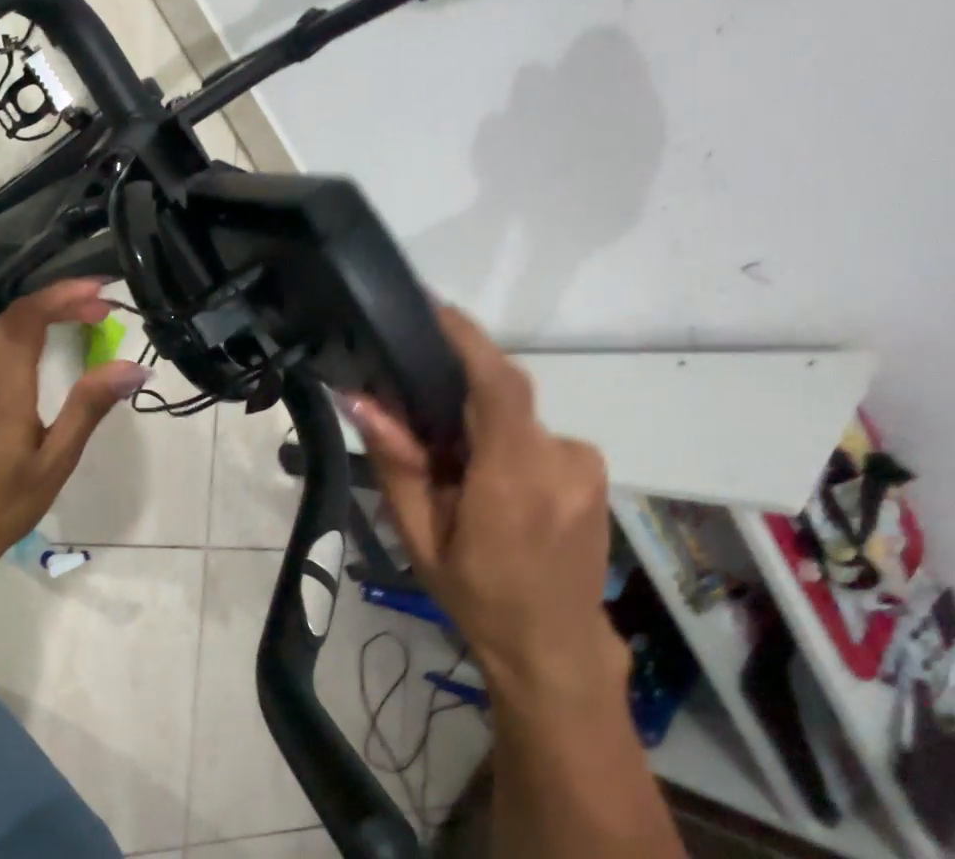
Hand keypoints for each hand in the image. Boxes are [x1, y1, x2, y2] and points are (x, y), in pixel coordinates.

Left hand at [0, 280, 150, 570]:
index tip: (101, 293)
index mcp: (3, 388)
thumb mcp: (57, 461)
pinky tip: (40, 345)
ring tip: (78, 319)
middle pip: (12, 315)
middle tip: (99, 306)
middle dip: (56, 300)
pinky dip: (17, 331)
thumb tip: (132, 366)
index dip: (63, 296)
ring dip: (36, 313)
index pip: (28, 318)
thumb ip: (89, 407)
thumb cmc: (7, 503)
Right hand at [345, 307, 627, 701]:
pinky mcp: (593, 471)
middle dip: (454, 395)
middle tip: (410, 421)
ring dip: (477, 427)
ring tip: (447, 471)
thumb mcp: (419, 535)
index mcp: (516, 481)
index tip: (429, 308)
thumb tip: (361, 400)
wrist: (554, 646)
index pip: (499, 387)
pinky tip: (481, 482)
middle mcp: (562, 461)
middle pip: (501, 395)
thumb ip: (397, 464)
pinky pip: (534, 435)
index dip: (468, 340)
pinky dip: (501, 443)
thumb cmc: (476, 594)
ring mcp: (586, 466)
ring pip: (514, 418)